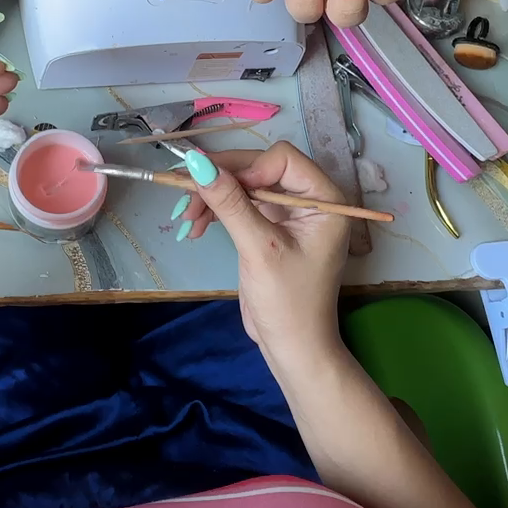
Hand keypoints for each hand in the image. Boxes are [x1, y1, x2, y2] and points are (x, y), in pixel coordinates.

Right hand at [175, 144, 350, 365]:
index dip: (247, 167)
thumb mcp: (259, 249)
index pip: (281, 158)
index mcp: (324, 199)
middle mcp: (307, 198)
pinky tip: (194, 226)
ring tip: (185, 218)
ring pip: (242, 184)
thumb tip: (197, 163)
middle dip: (221, 180)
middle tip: (183, 194)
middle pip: (257, 167)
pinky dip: (215, 210)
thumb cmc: (288, 303)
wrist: (292, 349)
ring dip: (212, 197)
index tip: (217, 188)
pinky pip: (238, 203)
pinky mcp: (267, 224)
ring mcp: (287, 212)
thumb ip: (230, 204)